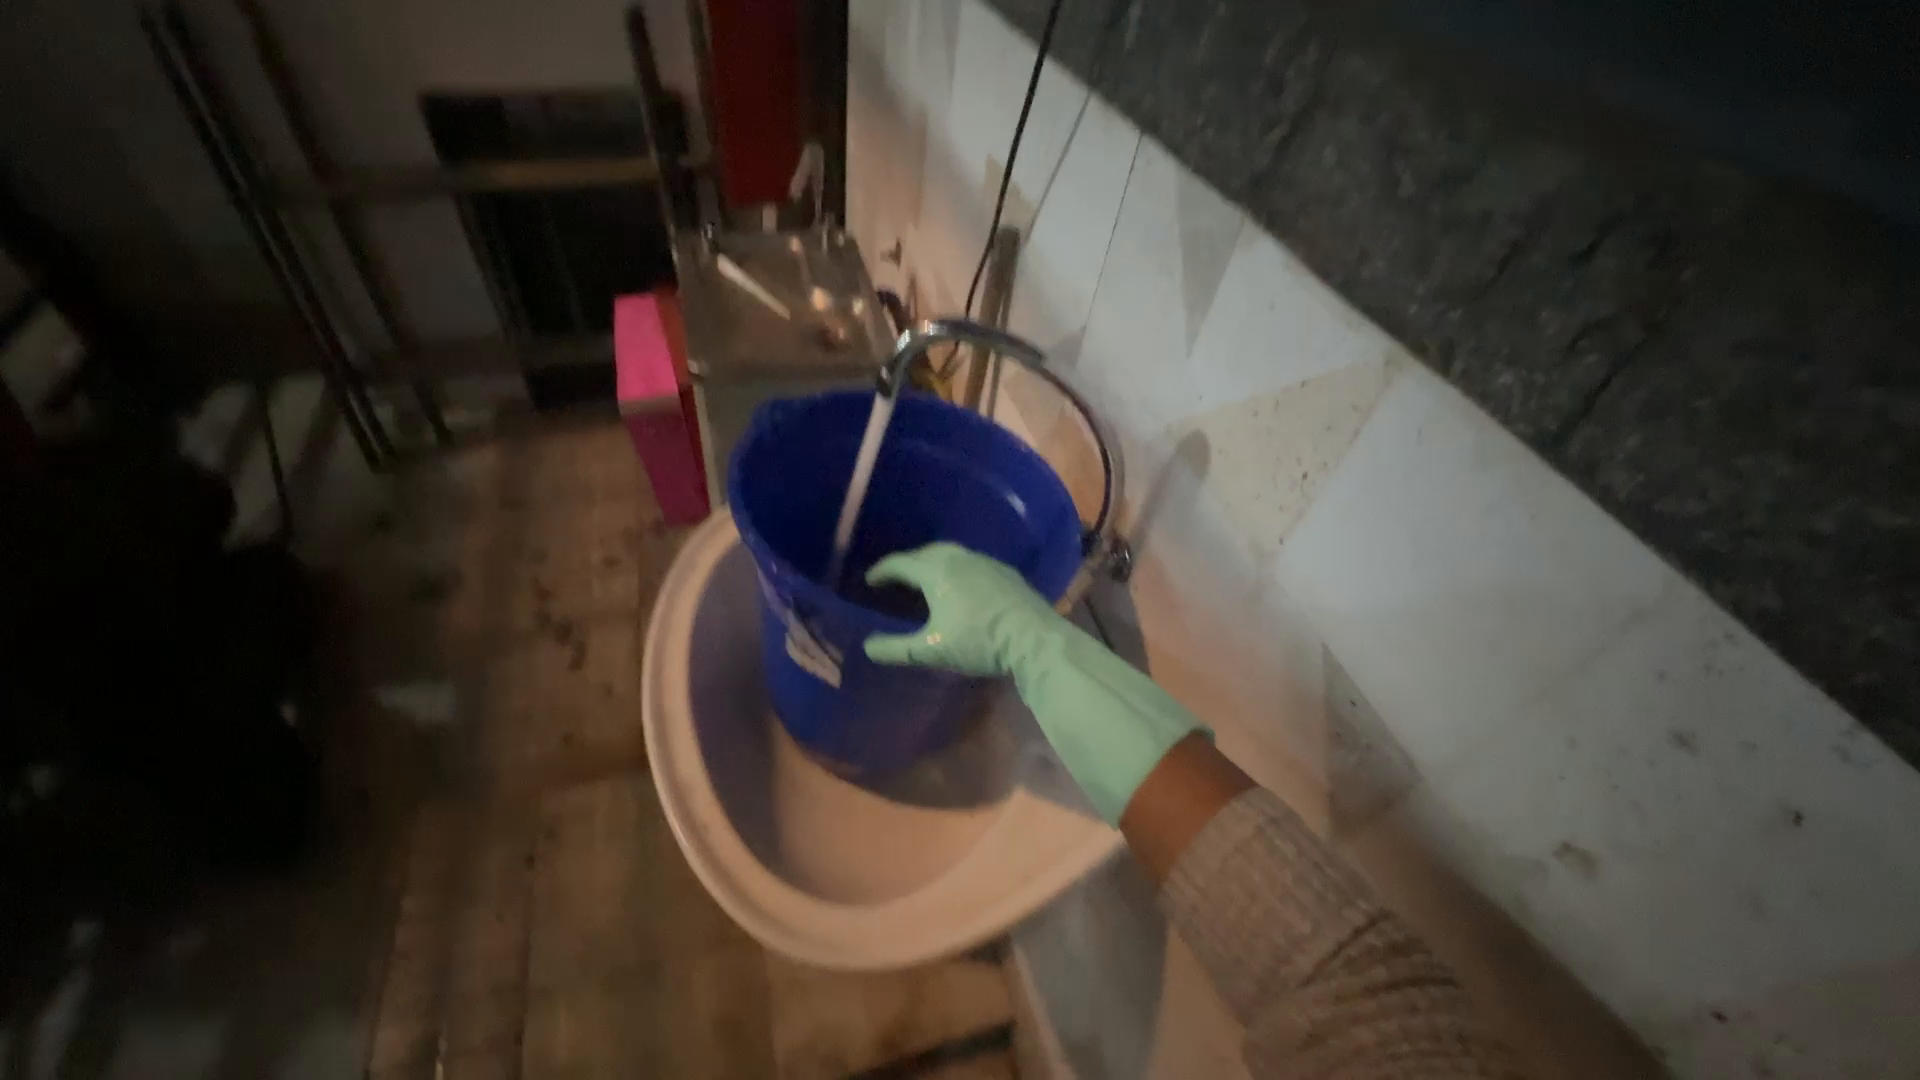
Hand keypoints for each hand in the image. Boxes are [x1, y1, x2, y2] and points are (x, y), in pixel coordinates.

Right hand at [862, 542, 1203, 824]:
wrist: (1034, 639)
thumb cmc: (979, 642)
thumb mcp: (931, 650)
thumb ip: (895, 649)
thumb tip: (867, 647)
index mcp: (937, 571)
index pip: (900, 563)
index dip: (881, 571)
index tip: (869, 580)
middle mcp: (960, 557)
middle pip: (926, 553)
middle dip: (908, 563)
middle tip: (896, 578)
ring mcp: (986, 562)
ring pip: (952, 555)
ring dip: (934, 563)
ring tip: (926, 580)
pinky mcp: (1006, 572)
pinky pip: (971, 563)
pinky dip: (956, 569)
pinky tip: (961, 587)